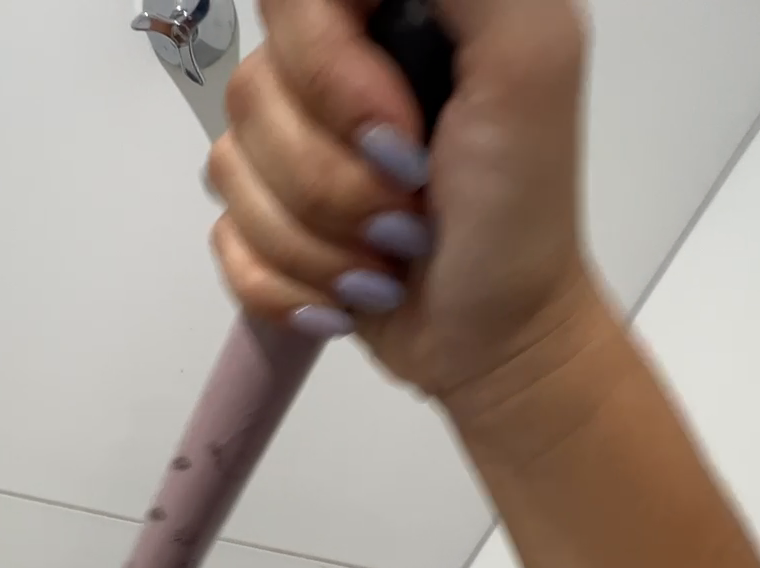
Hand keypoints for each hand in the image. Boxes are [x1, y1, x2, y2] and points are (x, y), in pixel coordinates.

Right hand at [209, 0, 601, 417]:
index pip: (289, 0)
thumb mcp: (531, 62)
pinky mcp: (268, 230)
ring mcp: (290, 160)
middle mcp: (326, 83)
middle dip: (336, 186)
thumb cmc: (519, 216)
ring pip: (232, 179)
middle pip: (252, 97)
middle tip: (409, 221)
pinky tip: (346, 302)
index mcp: (382, 24)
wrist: (493, 341)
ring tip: (386, 268)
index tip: (401, 142)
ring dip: (319, 249)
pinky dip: (290, 291)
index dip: (326, 76)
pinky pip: (227, 245)